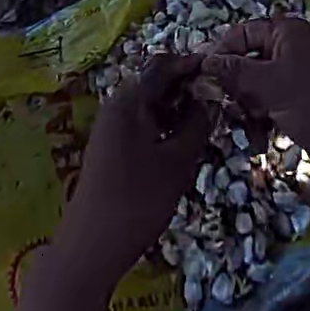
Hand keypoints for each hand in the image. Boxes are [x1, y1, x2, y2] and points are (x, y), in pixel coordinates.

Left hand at [1, 56, 210, 310]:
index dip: (192, 64)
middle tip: (216, 100)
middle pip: (155, 81)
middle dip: (185, 87)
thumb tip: (208, 100)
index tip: (219, 71)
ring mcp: (110, 125)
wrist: (90, 246)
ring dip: (174, 107)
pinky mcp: (109, 146)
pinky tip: (179, 143)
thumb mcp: (178, 162)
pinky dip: (161, 124)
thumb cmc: (137, 199)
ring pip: (148, 103)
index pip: (164, 64)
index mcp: (131, 99)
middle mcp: (117, 104)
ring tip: (203, 122)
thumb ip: (197, 125)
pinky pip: (140, 121)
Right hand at [202, 18, 309, 180]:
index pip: (242, 33)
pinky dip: (259, 115)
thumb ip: (234, 71)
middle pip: (246, 58)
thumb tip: (205, 62)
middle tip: (223, 103)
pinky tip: (258, 136)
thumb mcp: (269, 85)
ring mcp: (293, 74)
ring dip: (246, 104)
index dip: (221, 52)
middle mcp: (289, 47)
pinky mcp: (295, 98)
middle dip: (234, 83)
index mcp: (287, 32)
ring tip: (247, 122)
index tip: (201, 74)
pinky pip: (266, 99)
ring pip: (254, 82)